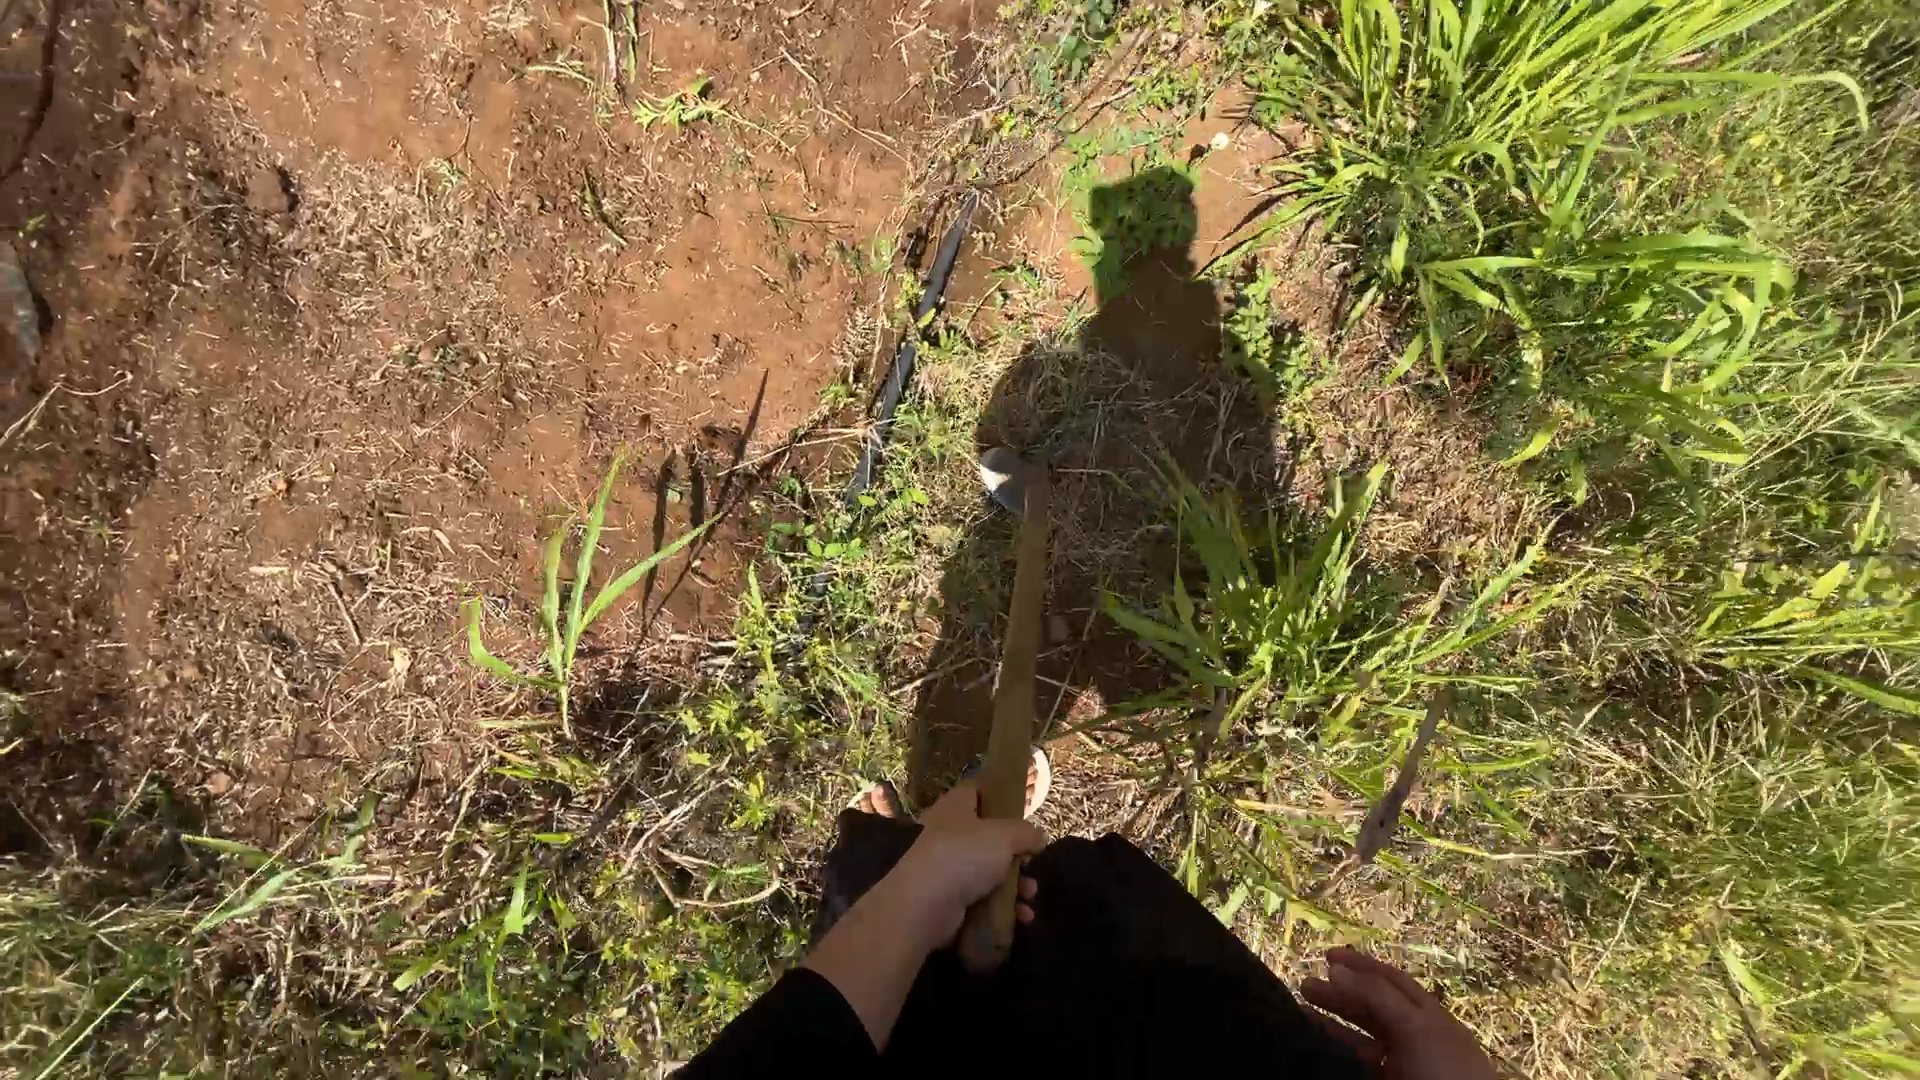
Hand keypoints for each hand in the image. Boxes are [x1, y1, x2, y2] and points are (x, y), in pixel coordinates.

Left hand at [803, 779, 1045, 1049]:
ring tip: (1030, 895)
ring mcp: (947, 866)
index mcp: (957, 806)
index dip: (1000, 796)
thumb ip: (1026, 833)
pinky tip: (1021, 917)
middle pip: (988, 835)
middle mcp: (949, 832)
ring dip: (1014, 883)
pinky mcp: (948, 897)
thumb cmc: (964, 856)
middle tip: (1031, 864)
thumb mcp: (1004, 836)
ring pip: (988, 869)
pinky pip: (981, 897)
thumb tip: (1039, 836)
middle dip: (1015, 852)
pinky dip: (1001, 905)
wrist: (923, 904)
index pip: (978, 789)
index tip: (1023, 810)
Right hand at [1300, 947, 1496, 1079]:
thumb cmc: (1447, 1072)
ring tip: (1302, 1012)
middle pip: (1370, 1007)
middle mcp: (1413, 1037)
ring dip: (1333, 1023)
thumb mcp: (1416, 1026)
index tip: (1326, 956)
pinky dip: (1338, 1054)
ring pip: (1361, 1037)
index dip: (1359, 965)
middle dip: (1338, 993)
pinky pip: (1358, 1064)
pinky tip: (1318, 1048)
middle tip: (1305, 986)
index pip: (1389, 980)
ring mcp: (1402, 1065)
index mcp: (1426, 1016)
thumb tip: (1334, 968)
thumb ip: (1375, 995)